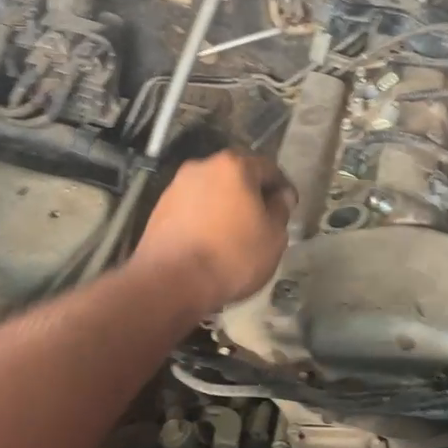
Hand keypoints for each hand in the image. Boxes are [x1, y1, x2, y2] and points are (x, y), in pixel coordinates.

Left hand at [134, 150, 294, 312]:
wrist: (171, 282)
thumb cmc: (232, 256)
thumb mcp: (273, 237)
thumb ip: (280, 211)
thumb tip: (279, 198)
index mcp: (234, 166)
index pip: (268, 168)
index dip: (282, 188)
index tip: (288, 207)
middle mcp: (201, 166)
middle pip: (236, 176)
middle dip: (250, 194)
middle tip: (262, 220)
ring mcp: (176, 187)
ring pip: (211, 191)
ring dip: (225, 206)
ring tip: (234, 234)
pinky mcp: (159, 209)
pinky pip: (192, 208)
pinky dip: (205, 219)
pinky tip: (210, 242)